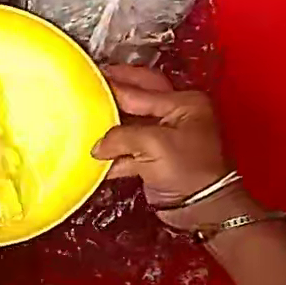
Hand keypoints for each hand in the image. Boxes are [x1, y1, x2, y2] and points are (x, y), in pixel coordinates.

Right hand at [91, 64, 255, 230]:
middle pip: (139, 95)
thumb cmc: (186, 168)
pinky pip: (126, 146)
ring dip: (109, 119)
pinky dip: (110, 148)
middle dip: (115, 87)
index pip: (139, 90)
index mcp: (183, 104)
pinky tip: (93, 149)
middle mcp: (175, 114)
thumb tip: (96, 146)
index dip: (111, 85)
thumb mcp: (153, 144)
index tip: (86, 78)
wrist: (200, 206)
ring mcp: (164, 135)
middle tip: (90, 80)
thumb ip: (120, 137)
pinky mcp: (153, 156)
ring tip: (85, 113)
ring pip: (129, 120)